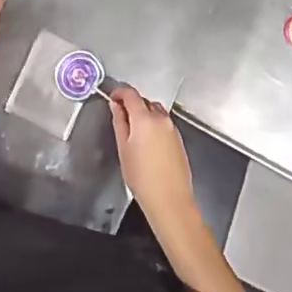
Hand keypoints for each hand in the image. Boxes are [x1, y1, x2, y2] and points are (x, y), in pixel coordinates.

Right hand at [109, 85, 193, 219]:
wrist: (169, 199)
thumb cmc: (141, 176)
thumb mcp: (123, 148)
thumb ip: (119, 122)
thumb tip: (116, 105)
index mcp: (145, 119)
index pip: (131, 94)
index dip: (120, 92)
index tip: (112, 96)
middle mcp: (162, 119)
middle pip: (145, 101)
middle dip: (132, 104)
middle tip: (119, 115)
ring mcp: (173, 129)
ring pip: (156, 112)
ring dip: (144, 114)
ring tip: (132, 131)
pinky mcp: (179, 139)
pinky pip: (164, 124)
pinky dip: (153, 125)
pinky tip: (147, 142)